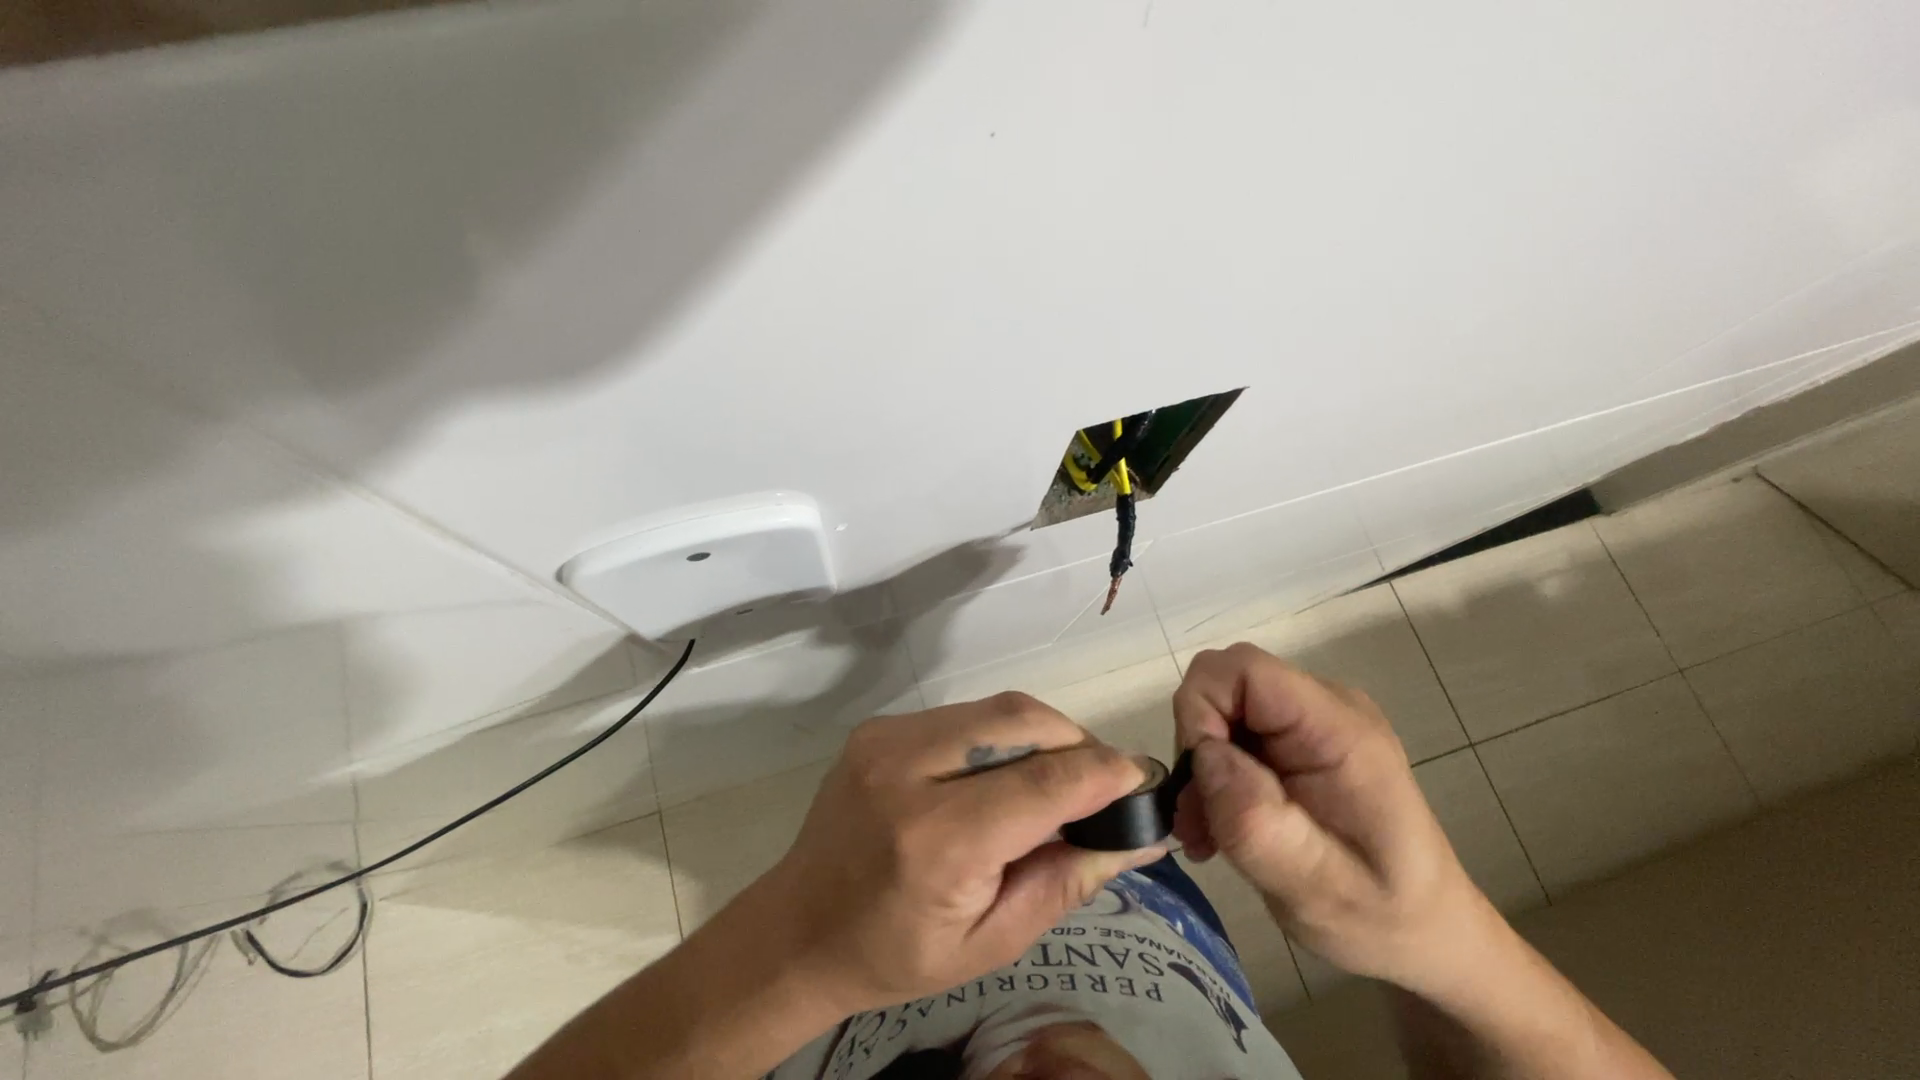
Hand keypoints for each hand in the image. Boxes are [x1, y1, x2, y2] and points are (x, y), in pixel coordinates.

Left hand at [745, 693, 1166, 1015]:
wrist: (798, 929)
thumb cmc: (897, 954)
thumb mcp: (991, 942)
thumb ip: (1066, 881)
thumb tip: (1139, 836)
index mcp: (938, 839)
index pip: (1046, 782)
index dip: (1106, 773)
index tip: (1142, 779)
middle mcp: (909, 769)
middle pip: (1024, 721)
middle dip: (1078, 744)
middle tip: (1100, 783)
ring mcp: (887, 739)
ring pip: (997, 707)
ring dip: (1043, 735)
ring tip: (1056, 779)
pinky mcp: (878, 728)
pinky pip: (964, 715)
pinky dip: (1001, 734)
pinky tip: (1003, 773)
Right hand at [1172, 643, 1493, 992]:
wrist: (1428, 935)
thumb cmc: (1382, 920)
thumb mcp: (1316, 890)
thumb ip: (1257, 824)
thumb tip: (1206, 756)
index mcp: (1340, 731)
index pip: (1244, 669)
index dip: (1202, 710)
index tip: (1195, 781)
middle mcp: (1326, 708)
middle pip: (1227, 684)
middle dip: (1196, 747)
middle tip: (1196, 823)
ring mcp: (1312, 722)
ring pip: (1223, 709)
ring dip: (1202, 769)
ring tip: (1208, 837)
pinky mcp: (1299, 741)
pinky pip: (1236, 732)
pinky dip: (1216, 776)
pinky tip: (1223, 827)